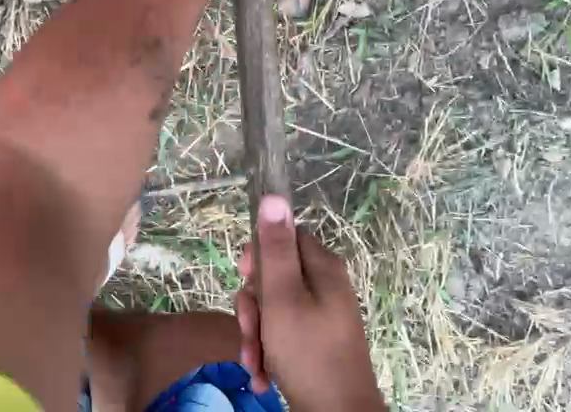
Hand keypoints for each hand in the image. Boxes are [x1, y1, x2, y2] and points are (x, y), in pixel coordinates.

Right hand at [234, 195, 384, 411]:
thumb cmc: (308, 354)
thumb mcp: (283, 296)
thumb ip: (275, 247)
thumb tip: (274, 196)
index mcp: (323, 267)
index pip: (284, 237)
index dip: (259, 255)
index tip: (244, 277)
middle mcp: (325, 286)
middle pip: (275, 275)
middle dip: (253, 304)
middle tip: (251, 329)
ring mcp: (322, 316)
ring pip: (274, 308)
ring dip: (257, 333)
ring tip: (254, 362)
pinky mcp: (316, 344)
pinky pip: (283, 333)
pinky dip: (269, 351)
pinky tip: (263, 373)